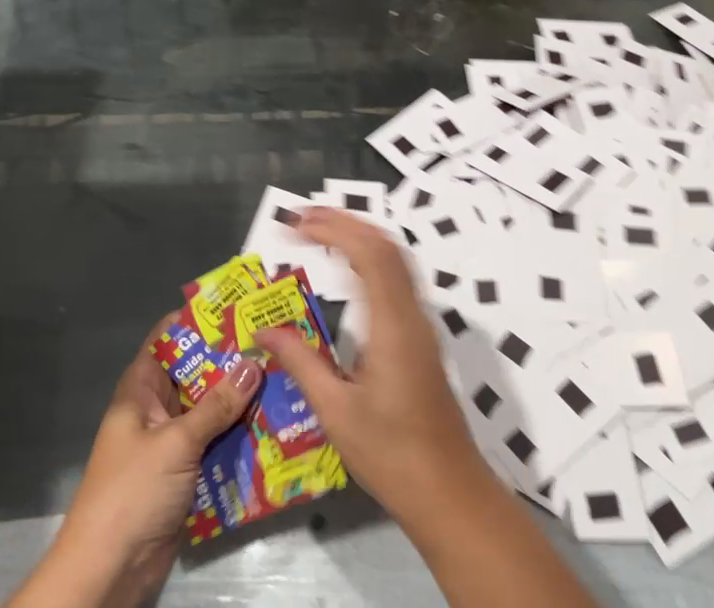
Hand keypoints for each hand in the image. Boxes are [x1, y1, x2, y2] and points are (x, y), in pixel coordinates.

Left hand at [9, 317, 261, 607]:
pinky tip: (275, 428)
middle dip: (230, 362)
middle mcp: (156, 409)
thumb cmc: (132, 491)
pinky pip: (216, 445)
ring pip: (211, 411)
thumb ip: (216, 405)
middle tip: (277, 345)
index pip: (167, 341)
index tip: (237, 306)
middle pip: (195, 375)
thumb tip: (253, 363)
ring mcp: (171, 442)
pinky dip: (240, 438)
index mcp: (140, 390)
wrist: (111, 565)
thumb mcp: (176, 443)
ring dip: (241, 402)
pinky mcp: (186, 473)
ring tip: (286, 381)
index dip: (197, 321)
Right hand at [255, 208, 490, 516]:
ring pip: (397, 262)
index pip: (369, 255)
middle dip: (345, 224)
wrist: (449, 493)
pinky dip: (371, 261)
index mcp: (392, 328)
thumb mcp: (336, 411)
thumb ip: (300, 363)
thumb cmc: (391, 455)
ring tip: (319, 234)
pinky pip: (399, 282)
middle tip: (301, 219)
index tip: (295, 225)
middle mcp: (413, 317)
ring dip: (360, 238)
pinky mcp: (422, 342)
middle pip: (387, 248)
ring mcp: (422, 329)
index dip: (333, 229)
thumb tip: (263, 331)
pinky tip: (347, 273)